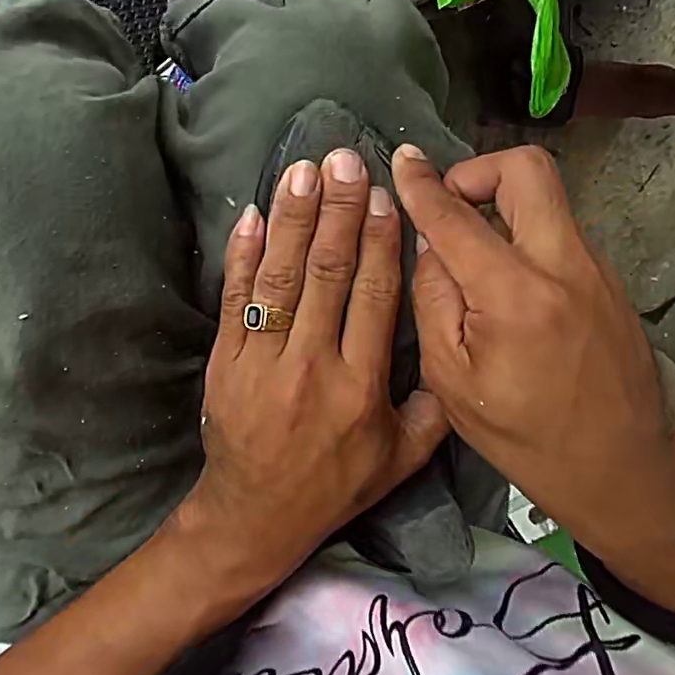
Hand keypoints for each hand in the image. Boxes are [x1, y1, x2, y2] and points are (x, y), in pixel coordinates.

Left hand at [178, 148, 450, 588]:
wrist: (255, 516)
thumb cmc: (332, 485)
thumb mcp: (399, 462)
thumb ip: (432, 410)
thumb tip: (450, 352)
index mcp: (361, 386)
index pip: (374, 296)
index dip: (379, 240)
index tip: (381, 194)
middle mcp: (312, 365)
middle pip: (326, 274)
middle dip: (336, 211)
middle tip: (343, 158)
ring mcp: (262, 360)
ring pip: (280, 278)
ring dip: (291, 219)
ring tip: (302, 171)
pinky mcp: (224, 361)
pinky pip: (235, 300)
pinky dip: (242, 256)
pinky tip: (252, 215)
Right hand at [392, 145, 674, 612]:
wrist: (625, 477)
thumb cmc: (526, 440)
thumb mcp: (451, 381)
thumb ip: (433, 300)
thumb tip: (432, 246)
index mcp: (516, 296)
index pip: (457, 216)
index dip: (421, 183)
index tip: (403, 160)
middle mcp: (565, 267)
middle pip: (527, 169)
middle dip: (477, 170)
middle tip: (448, 206)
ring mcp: (598, 271)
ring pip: (546, 199)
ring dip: (500, 205)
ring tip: (470, 252)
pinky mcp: (611, 283)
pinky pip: (558, 232)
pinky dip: (522, 235)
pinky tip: (505, 283)